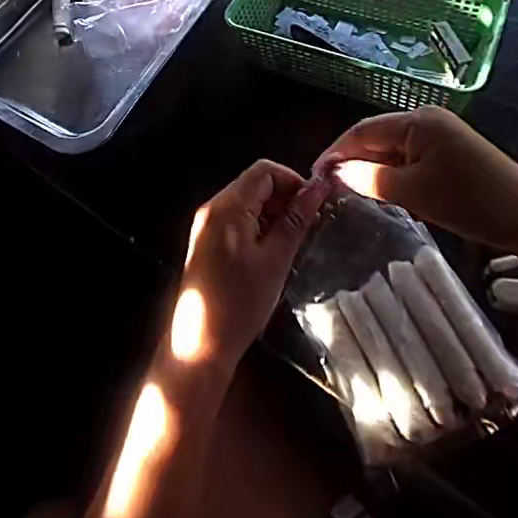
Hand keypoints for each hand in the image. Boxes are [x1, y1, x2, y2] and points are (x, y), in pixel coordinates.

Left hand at [176, 160, 330, 364]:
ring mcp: (206, 225)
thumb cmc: (240, 303)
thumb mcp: (276, 258)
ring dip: (273, 212)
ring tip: (292, 239)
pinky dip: (258, 225)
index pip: (265, 171)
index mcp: (227, 207)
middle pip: (254, 183)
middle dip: (284, 197)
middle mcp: (212, 209)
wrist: (201, 346)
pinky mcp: (206, 242)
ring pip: (247, 201)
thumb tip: (317, 189)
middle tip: (308, 223)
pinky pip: (236, 219)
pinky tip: (272, 250)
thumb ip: (297, 219)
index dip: (293, 181)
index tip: (314, 203)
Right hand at [314, 106, 517, 253]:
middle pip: (377, 136)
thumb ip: (370, 178)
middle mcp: (428, 119)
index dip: (335, 151)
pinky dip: (395, 173)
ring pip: (394, 149)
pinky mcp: (452, 152)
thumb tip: (337, 171)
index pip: (362, 130)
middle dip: (352, 160)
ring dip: (373, 168)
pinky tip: (385, 192)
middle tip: (329, 189)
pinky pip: (412, 157)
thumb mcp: (414, 192)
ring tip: (350, 193)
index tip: (314, 176)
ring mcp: (442, 135)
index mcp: (418, 120)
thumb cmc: (471, 202)